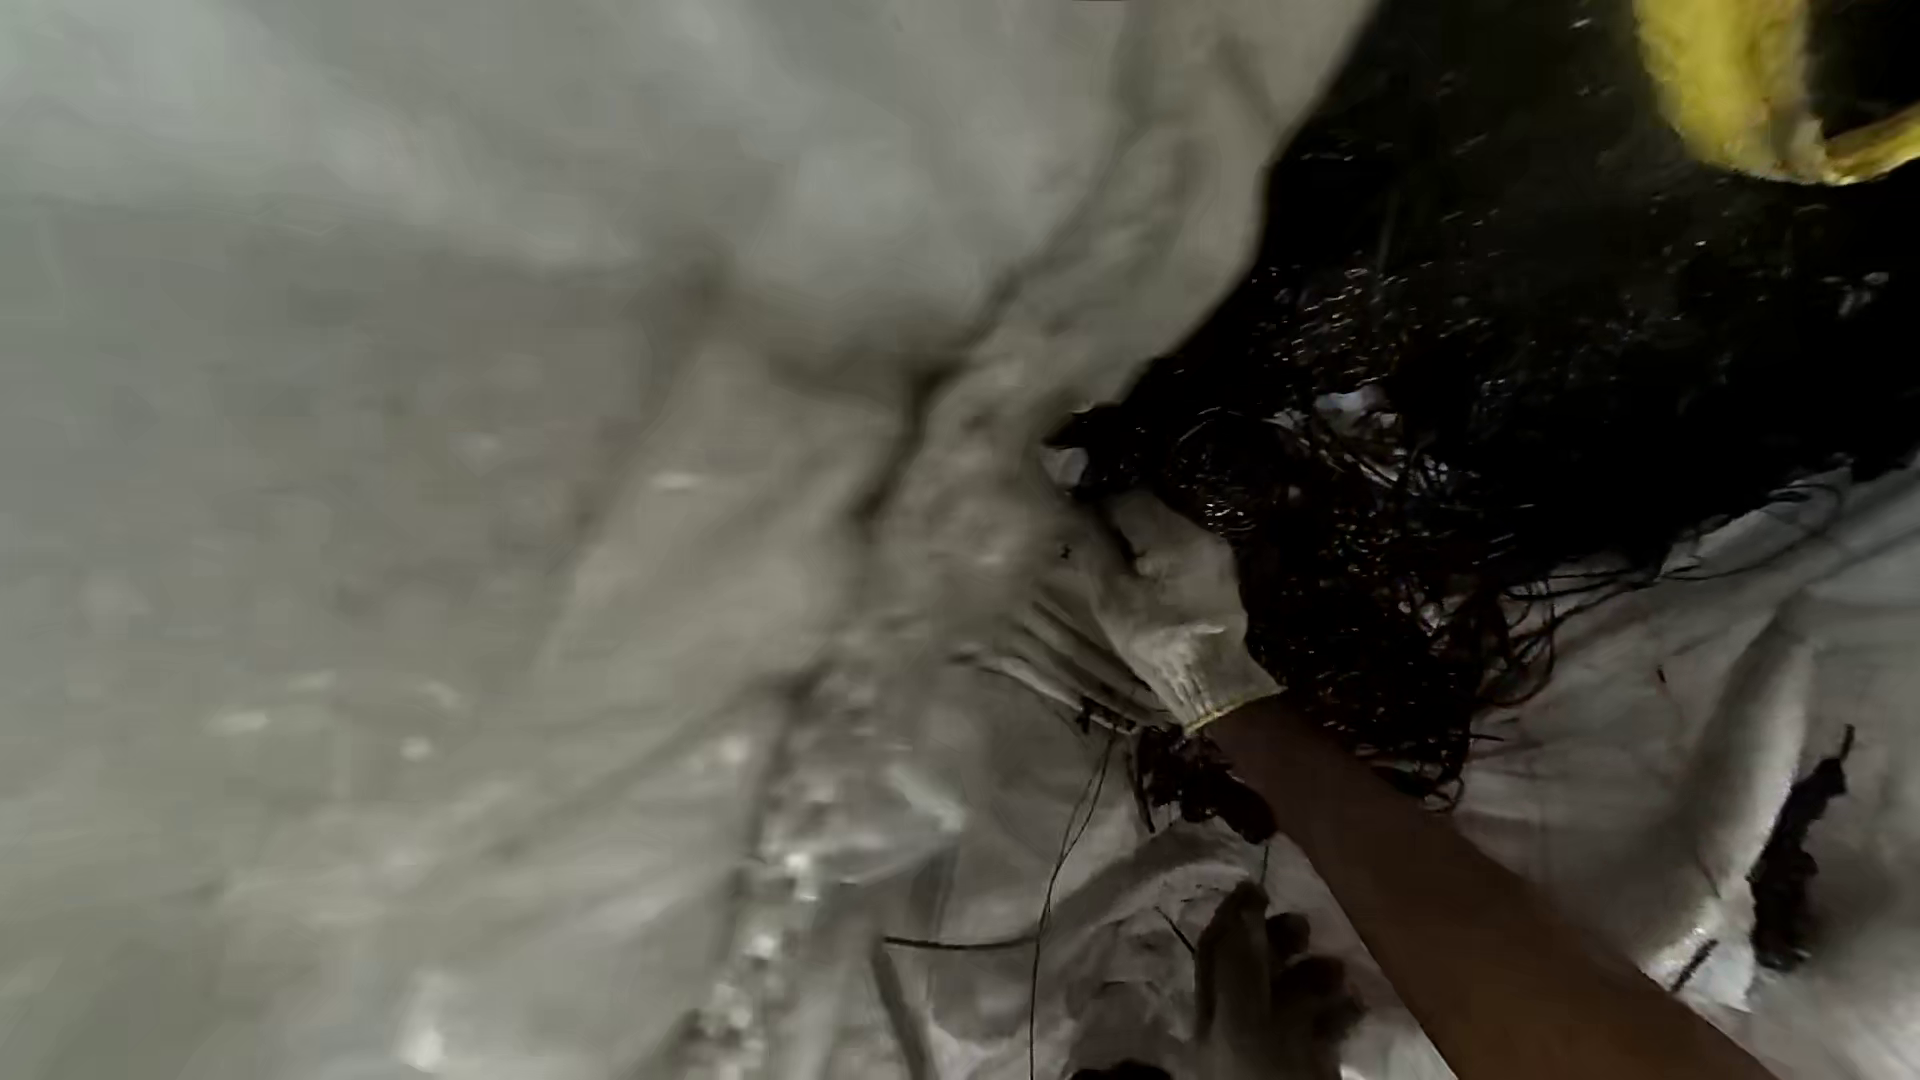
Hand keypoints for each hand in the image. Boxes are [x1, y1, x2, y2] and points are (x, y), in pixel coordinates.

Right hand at [992, 491, 1277, 732]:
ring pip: (1167, 529)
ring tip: (1117, 563)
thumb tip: (1081, 521)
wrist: (1211, 680)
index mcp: (1175, 538)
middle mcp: (1202, 535)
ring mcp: (1216, 553)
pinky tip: (1144, 577)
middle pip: (1152, 511)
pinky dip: (1158, 553)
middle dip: (1120, 522)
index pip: (1131, 500)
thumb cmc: (1155, 639)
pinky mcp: (1219, 572)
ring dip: (1139, 538)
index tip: (1081, 527)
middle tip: (1095, 546)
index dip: (1101, 509)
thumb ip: (1095, 551)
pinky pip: (1181, 548)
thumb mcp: (1112, 597)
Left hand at [1195, 882, 1361, 1079]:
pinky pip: (1319, 1034)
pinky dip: (1337, 1013)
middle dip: (1275, 941)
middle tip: (1304, 922)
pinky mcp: (1311, 1073)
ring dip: (1312, 975)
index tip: (1255, 886)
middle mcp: (1237, 1028)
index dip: (1232, 915)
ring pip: (1289, 1000)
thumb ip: (1238, 967)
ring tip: (1339, 966)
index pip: (1216, 952)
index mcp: (1213, 1014)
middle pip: (1252, 970)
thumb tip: (1243, 904)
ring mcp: (1275, 1052)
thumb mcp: (1242, 1025)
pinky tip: (1357, 1003)